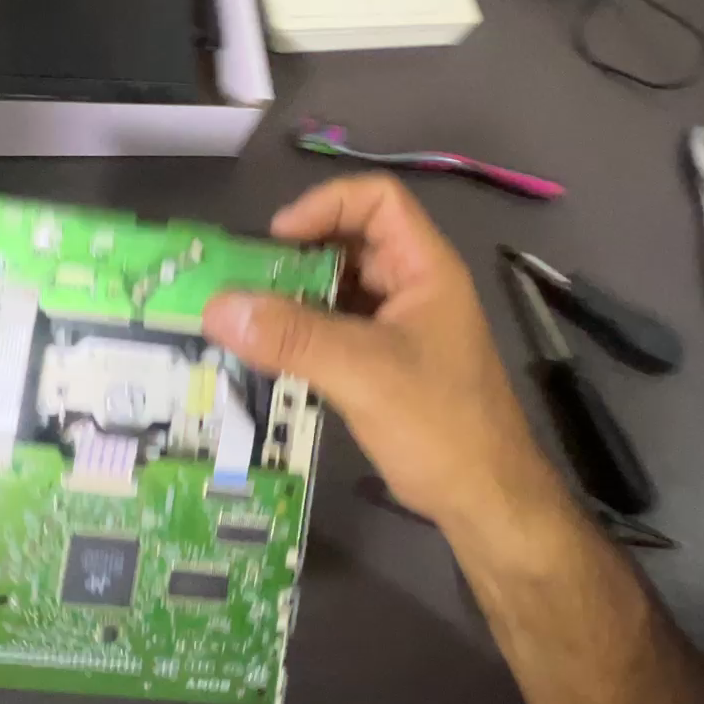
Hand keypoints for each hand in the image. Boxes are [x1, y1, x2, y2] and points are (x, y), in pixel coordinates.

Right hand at [203, 174, 568, 530]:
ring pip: (341, 285)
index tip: (278, 238)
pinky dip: (304, 329)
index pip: (378, 199)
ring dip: (296, 294)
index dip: (327, 204)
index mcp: (425, 267)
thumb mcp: (363, 372)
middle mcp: (413, 284)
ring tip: (248, 316)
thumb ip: (293, 337)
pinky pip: (338, 324)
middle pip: (352, 240)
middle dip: (299, 253)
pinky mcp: (386, 358)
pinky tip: (271, 350)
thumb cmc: (440, 425)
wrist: (487, 503)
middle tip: (246, 281)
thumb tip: (216, 306)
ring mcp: (401, 323)